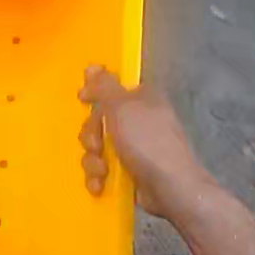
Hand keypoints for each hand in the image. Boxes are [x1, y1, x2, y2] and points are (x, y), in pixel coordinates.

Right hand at [79, 65, 216, 220]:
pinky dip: (100, 177)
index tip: (83, 101)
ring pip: (97, 147)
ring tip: (103, 172)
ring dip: (93, 161)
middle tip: (96, 146)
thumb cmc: (148, 142)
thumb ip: (104, 86)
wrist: (171, 189)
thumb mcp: (122, 108)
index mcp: (142, 99)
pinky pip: (104, 168)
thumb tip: (92, 66)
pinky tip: (101, 185)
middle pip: (98, 121)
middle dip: (91, 137)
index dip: (95, 96)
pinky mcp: (131, 170)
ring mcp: (136, 147)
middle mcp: (139, 120)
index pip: (111, 89)